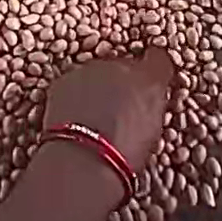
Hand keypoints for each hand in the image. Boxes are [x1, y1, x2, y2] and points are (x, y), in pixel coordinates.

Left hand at [41, 49, 173, 175]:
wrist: (83, 160)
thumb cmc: (124, 156)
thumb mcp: (151, 135)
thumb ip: (150, 109)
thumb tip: (144, 105)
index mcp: (152, 81)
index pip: (158, 60)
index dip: (152, 69)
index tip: (148, 82)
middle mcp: (123, 67)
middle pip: (124, 66)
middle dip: (121, 84)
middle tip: (118, 112)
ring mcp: (91, 71)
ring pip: (97, 74)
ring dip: (96, 89)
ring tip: (93, 120)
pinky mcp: (64, 80)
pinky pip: (72, 83)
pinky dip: (73, 96)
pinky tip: (74, 120)